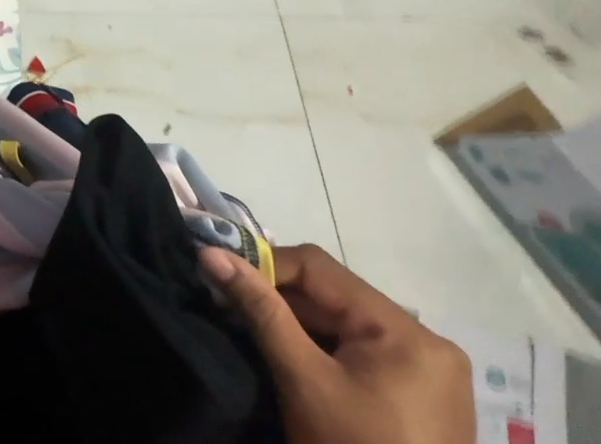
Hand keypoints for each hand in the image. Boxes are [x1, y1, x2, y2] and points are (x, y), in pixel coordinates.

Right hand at [202, 244, 472, 443]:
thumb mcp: (301, 377)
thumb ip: (259, 310)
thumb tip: (210, 252)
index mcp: (406, 332)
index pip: (318, 267)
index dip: (264, 266)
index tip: (222, 282)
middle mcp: (428, 339)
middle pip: (334, 293)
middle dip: (280, 298)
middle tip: (232, 311)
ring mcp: (430, 367)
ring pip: (344, 319)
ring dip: (298, 321)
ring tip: (261, 337)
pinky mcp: (424, 389)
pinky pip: (361, 346)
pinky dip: (323, 345)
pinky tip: (298, 362)